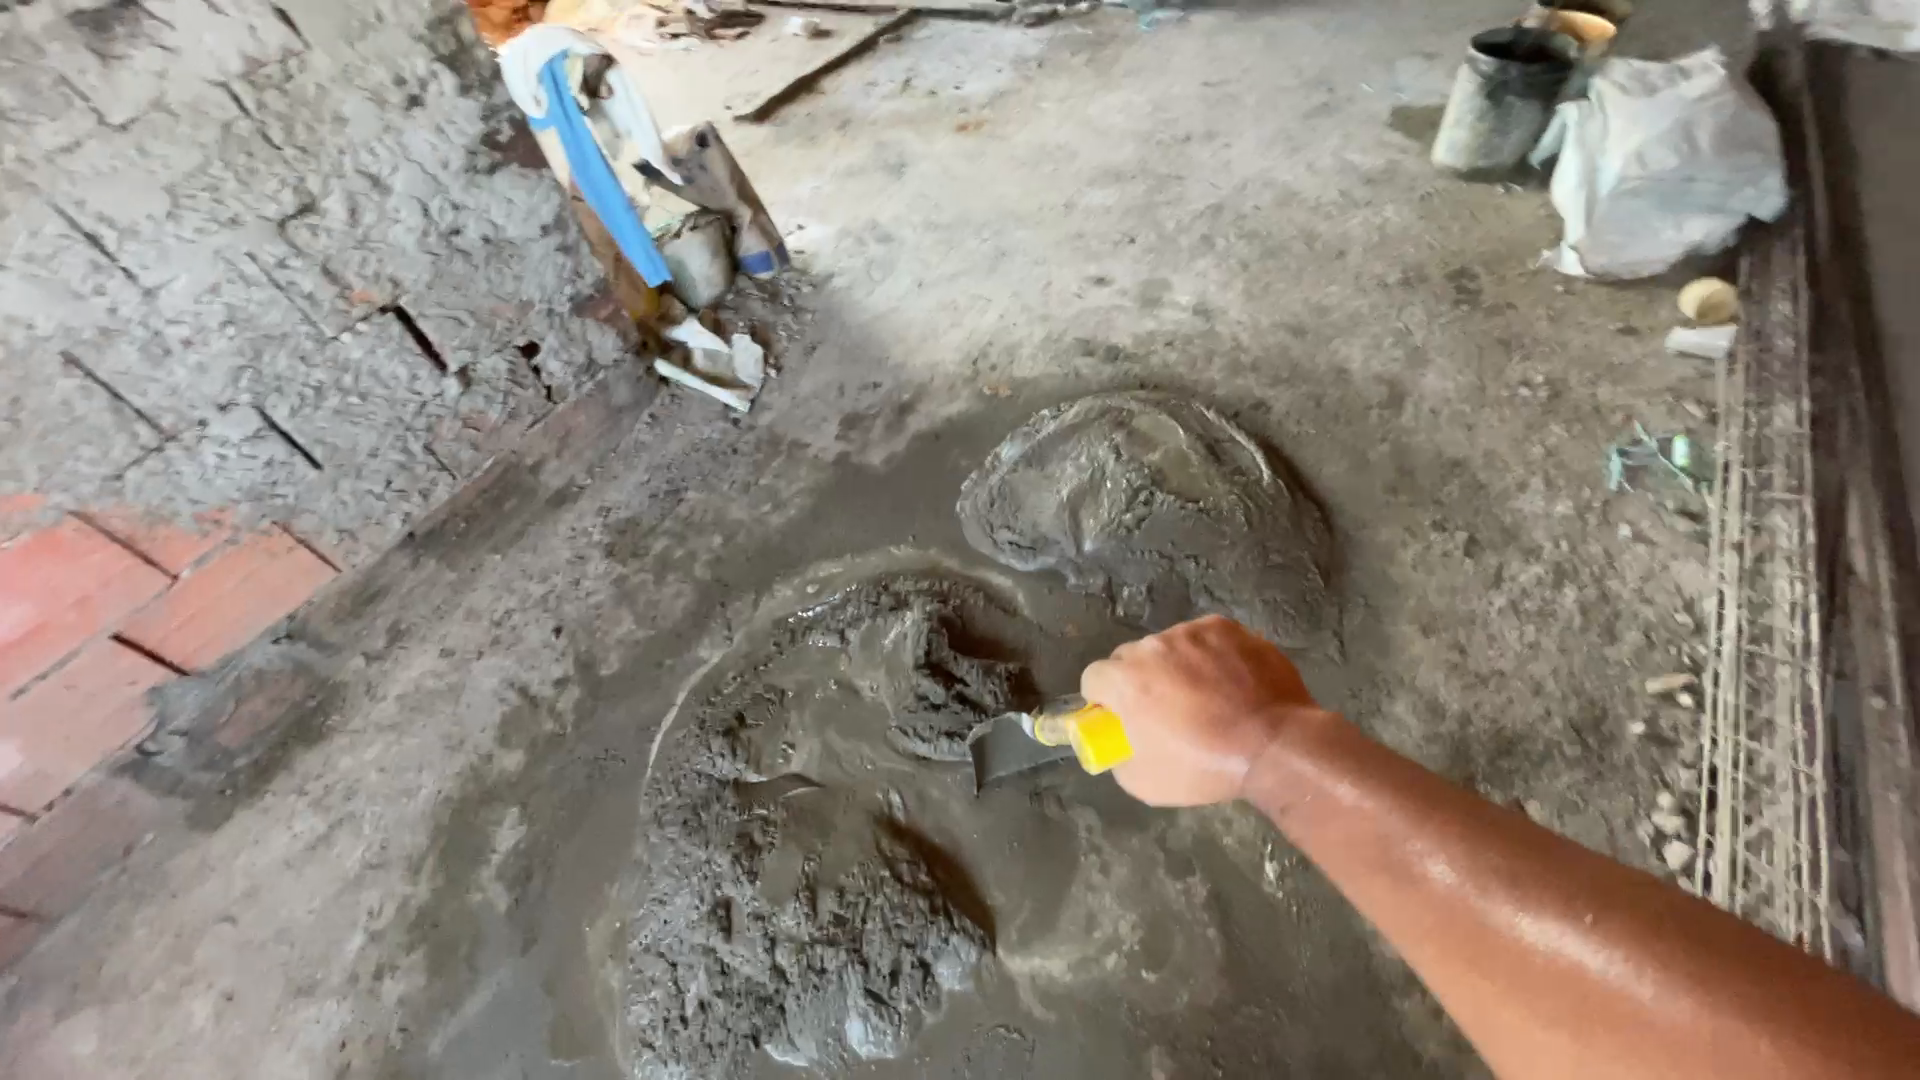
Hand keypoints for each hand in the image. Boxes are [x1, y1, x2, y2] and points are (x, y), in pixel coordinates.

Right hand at [1080, 615, 1325, 806]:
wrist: (1276, 745)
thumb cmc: (1206, 768)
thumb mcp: (1144, 782)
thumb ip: (1119, 755)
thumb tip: (1120, 742)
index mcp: (1124, 681)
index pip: (1093, 679)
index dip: (1105, 701)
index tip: (1126, 718)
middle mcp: (1151, 647)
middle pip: (1130, 658)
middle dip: (1140, 680)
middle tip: (1168, 710)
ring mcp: (1190, 633)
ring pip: (1168, 646)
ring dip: (1176, 666)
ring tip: (1207, 696)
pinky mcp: (1224, 627)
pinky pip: (1204, 638)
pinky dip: (1210, 655)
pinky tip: (1229, 680)